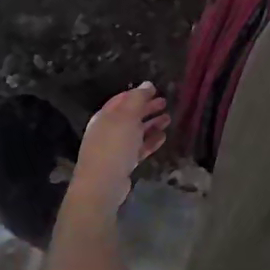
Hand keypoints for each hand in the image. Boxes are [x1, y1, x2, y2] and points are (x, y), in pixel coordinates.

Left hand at [64, 83, 169, 217]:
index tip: (156, 89)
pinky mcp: (123, 163)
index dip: (139, 93)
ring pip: (136, 131)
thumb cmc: (113, 146)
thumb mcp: (127, 116)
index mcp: (105, 117)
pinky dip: (150, 141)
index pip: (122, 99)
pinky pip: (139, 148)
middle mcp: (108, 130)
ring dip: (152, 124)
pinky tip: (163, 137)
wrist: (102, 185)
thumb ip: (138, 99)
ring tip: (168, 119)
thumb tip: (147, 84)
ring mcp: (115, 148)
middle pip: (130, 115)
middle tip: (165, 102)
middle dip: (147, 108)